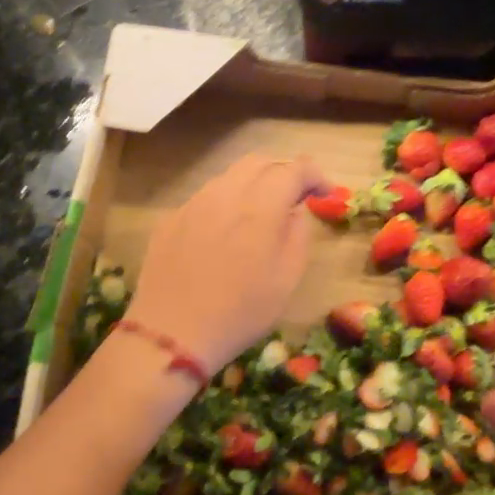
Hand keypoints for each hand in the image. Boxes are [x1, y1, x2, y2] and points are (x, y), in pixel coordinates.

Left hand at [123, 155, 325, 369]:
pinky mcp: (171, 219)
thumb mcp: (285, 280)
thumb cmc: (239, 313)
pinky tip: (226, 233)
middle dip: (283, 172)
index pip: (293, 169)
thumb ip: (297, 235)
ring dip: (253, 185)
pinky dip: (226, 203)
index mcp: (259, 208)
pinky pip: (206, 198)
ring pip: (229, 176)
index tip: (324, 193)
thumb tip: (296, 211)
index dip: (314, 175)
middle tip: (295, 197)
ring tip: (261, 214)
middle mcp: (224, 195)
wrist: (172, 333)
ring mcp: (193, 204)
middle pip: (259, 162)